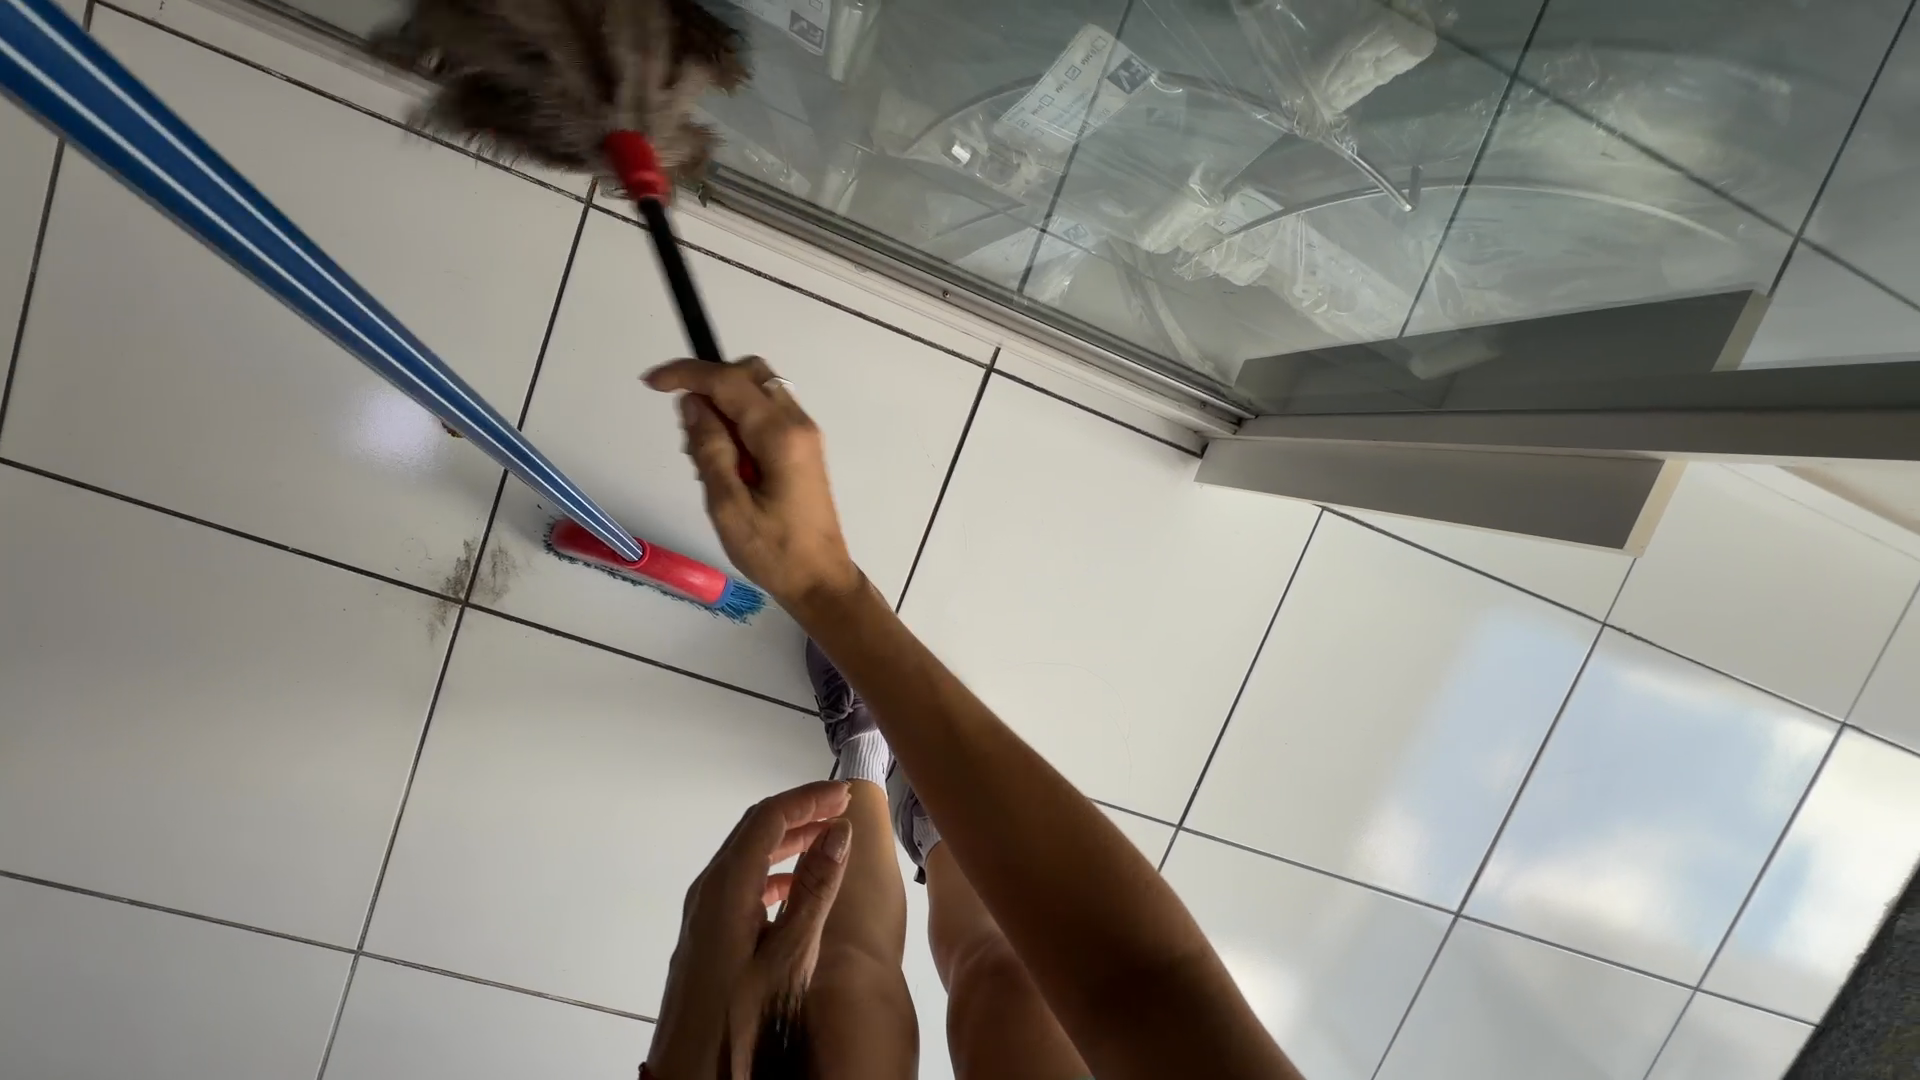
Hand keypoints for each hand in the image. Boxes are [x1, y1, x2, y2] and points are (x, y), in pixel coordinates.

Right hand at [644, 357, 865, 613]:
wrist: (819, 580)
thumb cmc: (773, 551)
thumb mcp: (728, 505)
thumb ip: (709, 449)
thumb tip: (693, 403)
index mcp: (781, 436)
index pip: (730, 381)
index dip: (687, 374)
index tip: (652, 383)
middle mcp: (798, 426)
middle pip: (751, 374)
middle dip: (710, 385)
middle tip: (686, 429)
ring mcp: (804, 437)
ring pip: (759, 393)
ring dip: (724, 407)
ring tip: (704, 458)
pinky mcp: (802, 451)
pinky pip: (766, 417)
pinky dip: (740, 423)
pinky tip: (725, 463)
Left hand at [645, 780, 854, 1079]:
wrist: (690, 1076)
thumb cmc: (740, 1020)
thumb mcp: (790, 953)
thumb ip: (815, 888)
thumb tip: (838, 831)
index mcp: (727, 885)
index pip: (770, 817)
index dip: (808, 798)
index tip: (844, 794)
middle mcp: (709, 888)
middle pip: (755, 828)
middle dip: (799, 810)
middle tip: (840, 806)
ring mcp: (703, 911)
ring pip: (748, 853)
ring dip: (788, 838)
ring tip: (826, 837)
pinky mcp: (706, 932)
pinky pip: (742, 880)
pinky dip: (773, 868)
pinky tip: (795, 884)